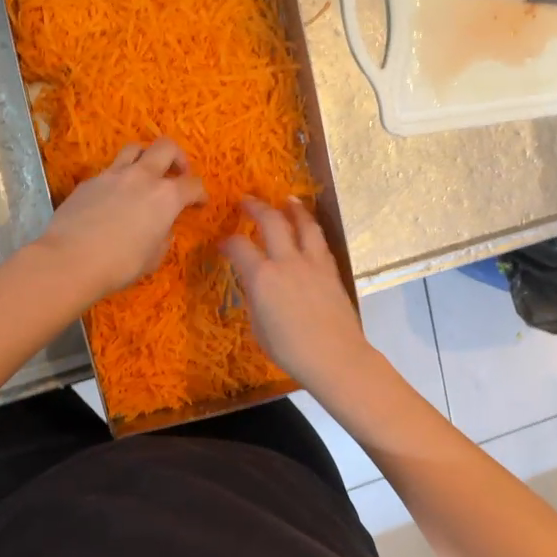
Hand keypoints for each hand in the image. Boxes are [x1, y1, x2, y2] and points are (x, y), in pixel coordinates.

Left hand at [39, 137, 206, 297]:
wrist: (70, 260)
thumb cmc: (120, 265)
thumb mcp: (153, 258)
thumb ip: (163, 239)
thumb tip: (163, 230)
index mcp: (166, 197)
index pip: (193, 185)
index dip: (200, 193)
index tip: (199, 203)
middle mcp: (142, 177)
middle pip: (166, 147)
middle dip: (177, 157)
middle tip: (177, 173)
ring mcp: (113, 175)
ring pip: (135, 148)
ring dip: (146, 156)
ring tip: (145, 174)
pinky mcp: (89, 181)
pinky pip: (110, 171)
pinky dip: (119, 179)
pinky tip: (114, 197)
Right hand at [220, 197, 373, 390]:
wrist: (334, 356)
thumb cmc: (289, 350)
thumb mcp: (259, 327)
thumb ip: (254, 299)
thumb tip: (254, 285)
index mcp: (262, 278)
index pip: (239, 247)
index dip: (227, 242)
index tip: (222, 244)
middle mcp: (287, 261)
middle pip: (271, 221)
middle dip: (256, 207)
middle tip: (247, 201)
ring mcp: (312, 263)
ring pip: (303, 223)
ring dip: (292, 208)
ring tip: (287, 200)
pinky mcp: (331, 269)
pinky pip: (319, 240)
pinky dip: (310, 228)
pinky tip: (308, 228)